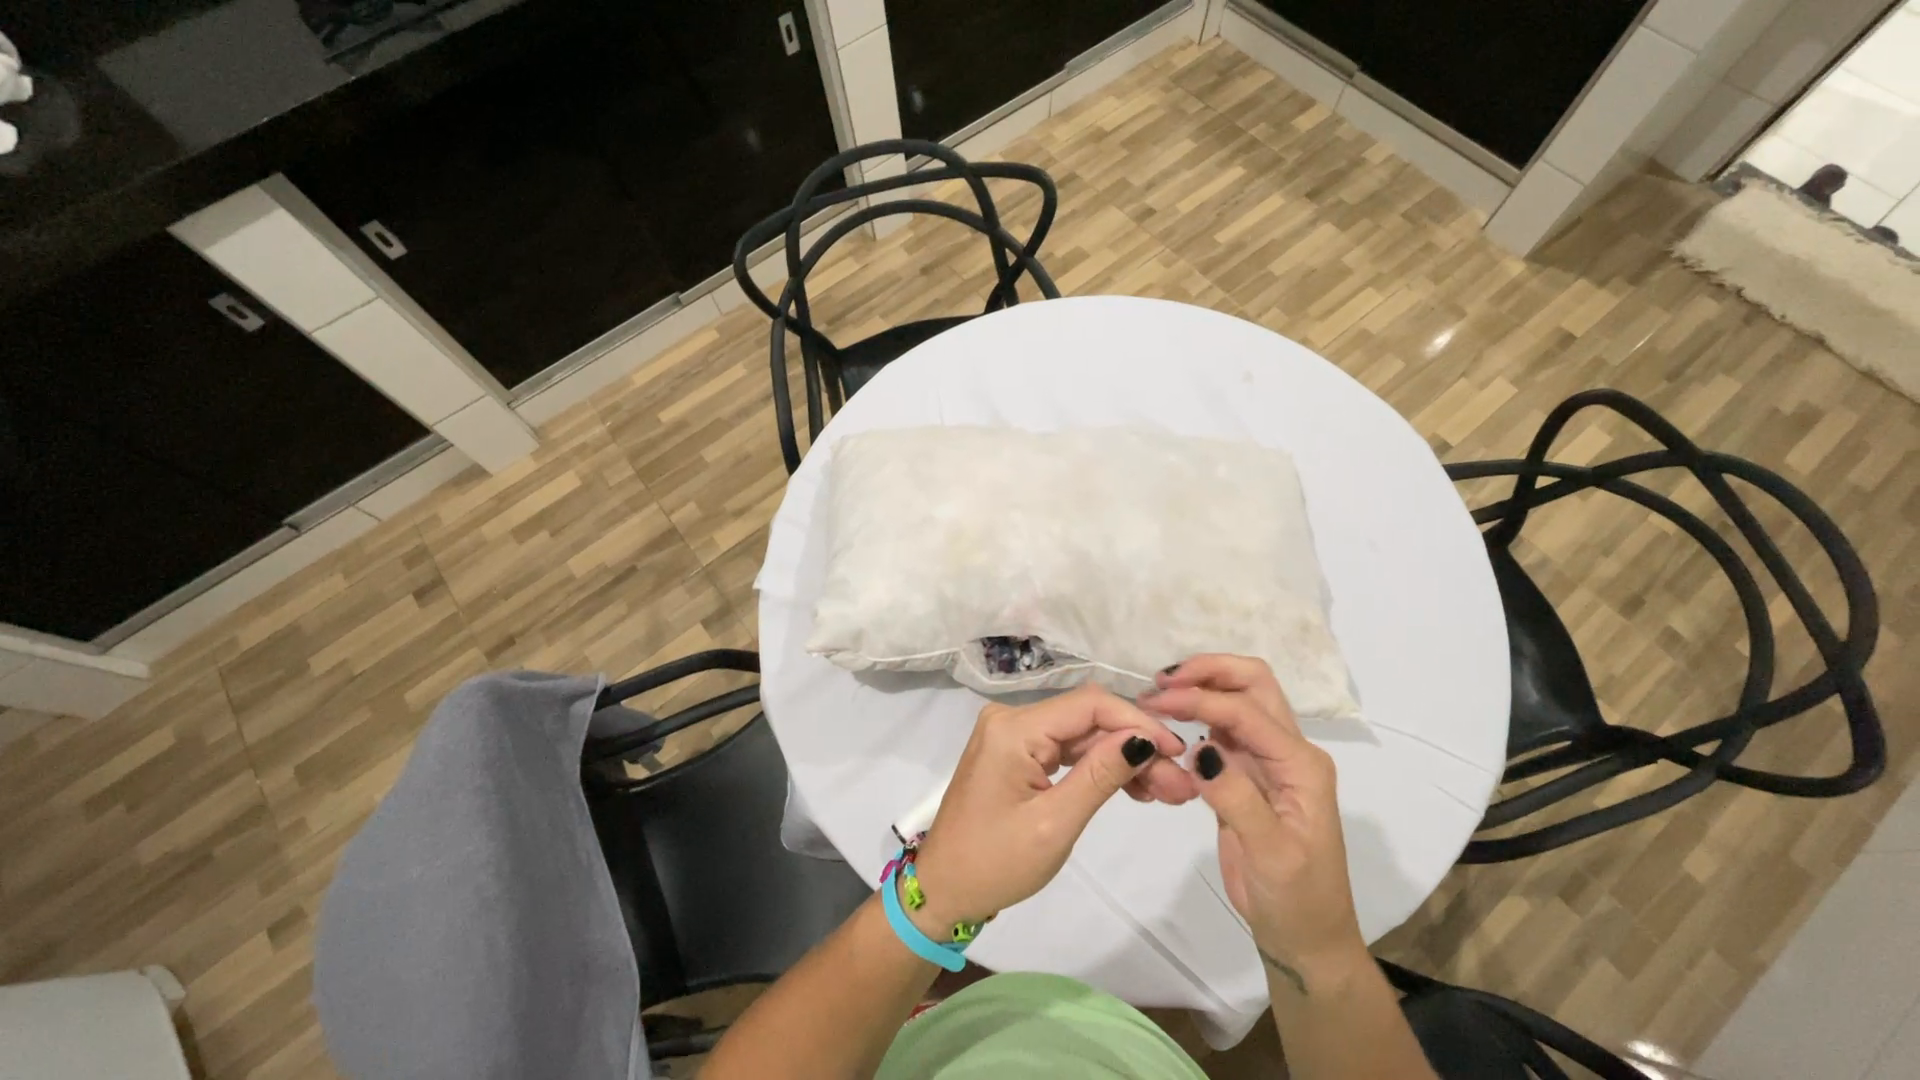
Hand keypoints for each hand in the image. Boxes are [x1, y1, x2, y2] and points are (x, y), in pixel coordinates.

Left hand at [908, 684, 1195, 938]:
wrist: (943, 890)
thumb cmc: (994, 863)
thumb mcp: (1055, 823)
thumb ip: (1100, 775)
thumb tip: (1145, 738)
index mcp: (1013, 729)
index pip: (1090, 704)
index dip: (1138, 722)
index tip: (1178, 752)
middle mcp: (1010, 720)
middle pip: (1088, 720)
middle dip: (1137, 746)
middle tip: (1180, 786)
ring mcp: (1011, 736)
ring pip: (1082, 736)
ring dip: (1123, 758)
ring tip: (1168, 792)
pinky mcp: (1014, 755)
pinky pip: (1065, 750)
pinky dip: (1098, 767)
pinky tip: (1134, 788)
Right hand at [1140, 655, 1366, 995]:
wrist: (1305, 937)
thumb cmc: (1297, 898)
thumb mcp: (1272, 854)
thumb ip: (1237, 798)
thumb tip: (1200, 748)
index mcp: (1302, 764)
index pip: (1247, 712)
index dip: (1200, 700)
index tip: (1153, 703)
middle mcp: (1287, 752)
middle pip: (1252, 685)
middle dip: (1208, 672)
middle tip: (1159, 681)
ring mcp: (1265, 761)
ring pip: (1236, 702)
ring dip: (1199, 689)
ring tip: (1154, 698)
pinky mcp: (1244, 775)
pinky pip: (1220, 732)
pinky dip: (1194, 719)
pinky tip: (1165, 726)